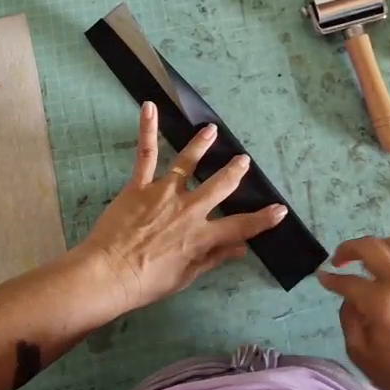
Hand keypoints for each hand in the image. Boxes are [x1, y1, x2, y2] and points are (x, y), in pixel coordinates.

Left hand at [76, 102, 287, 314]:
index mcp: (201, 235)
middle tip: (243, 160)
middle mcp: (188, 209)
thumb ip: (214, 258)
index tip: (280, 209)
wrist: (109, 274)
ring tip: (211, 130)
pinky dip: (148, 129)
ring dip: (201, 144)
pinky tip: (149, 107)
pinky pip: (146, 154)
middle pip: (219, 186)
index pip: (240, 226)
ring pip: (187, 163)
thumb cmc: (147, 282)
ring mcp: (163, 193)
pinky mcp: (140, 185)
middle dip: (234, 172)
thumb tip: (241, 248)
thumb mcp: (186, 277)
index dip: (263, 219)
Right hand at [317, 235, 389, 389]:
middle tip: (339, 259)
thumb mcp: (360, 353)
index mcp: (382, 303)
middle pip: (372, 247)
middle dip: (349, 249)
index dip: (331, 279)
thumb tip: (348, 296)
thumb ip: (348, 317)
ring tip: (369, 258)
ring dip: (379, 245)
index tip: (323, 277)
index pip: (349, 280)